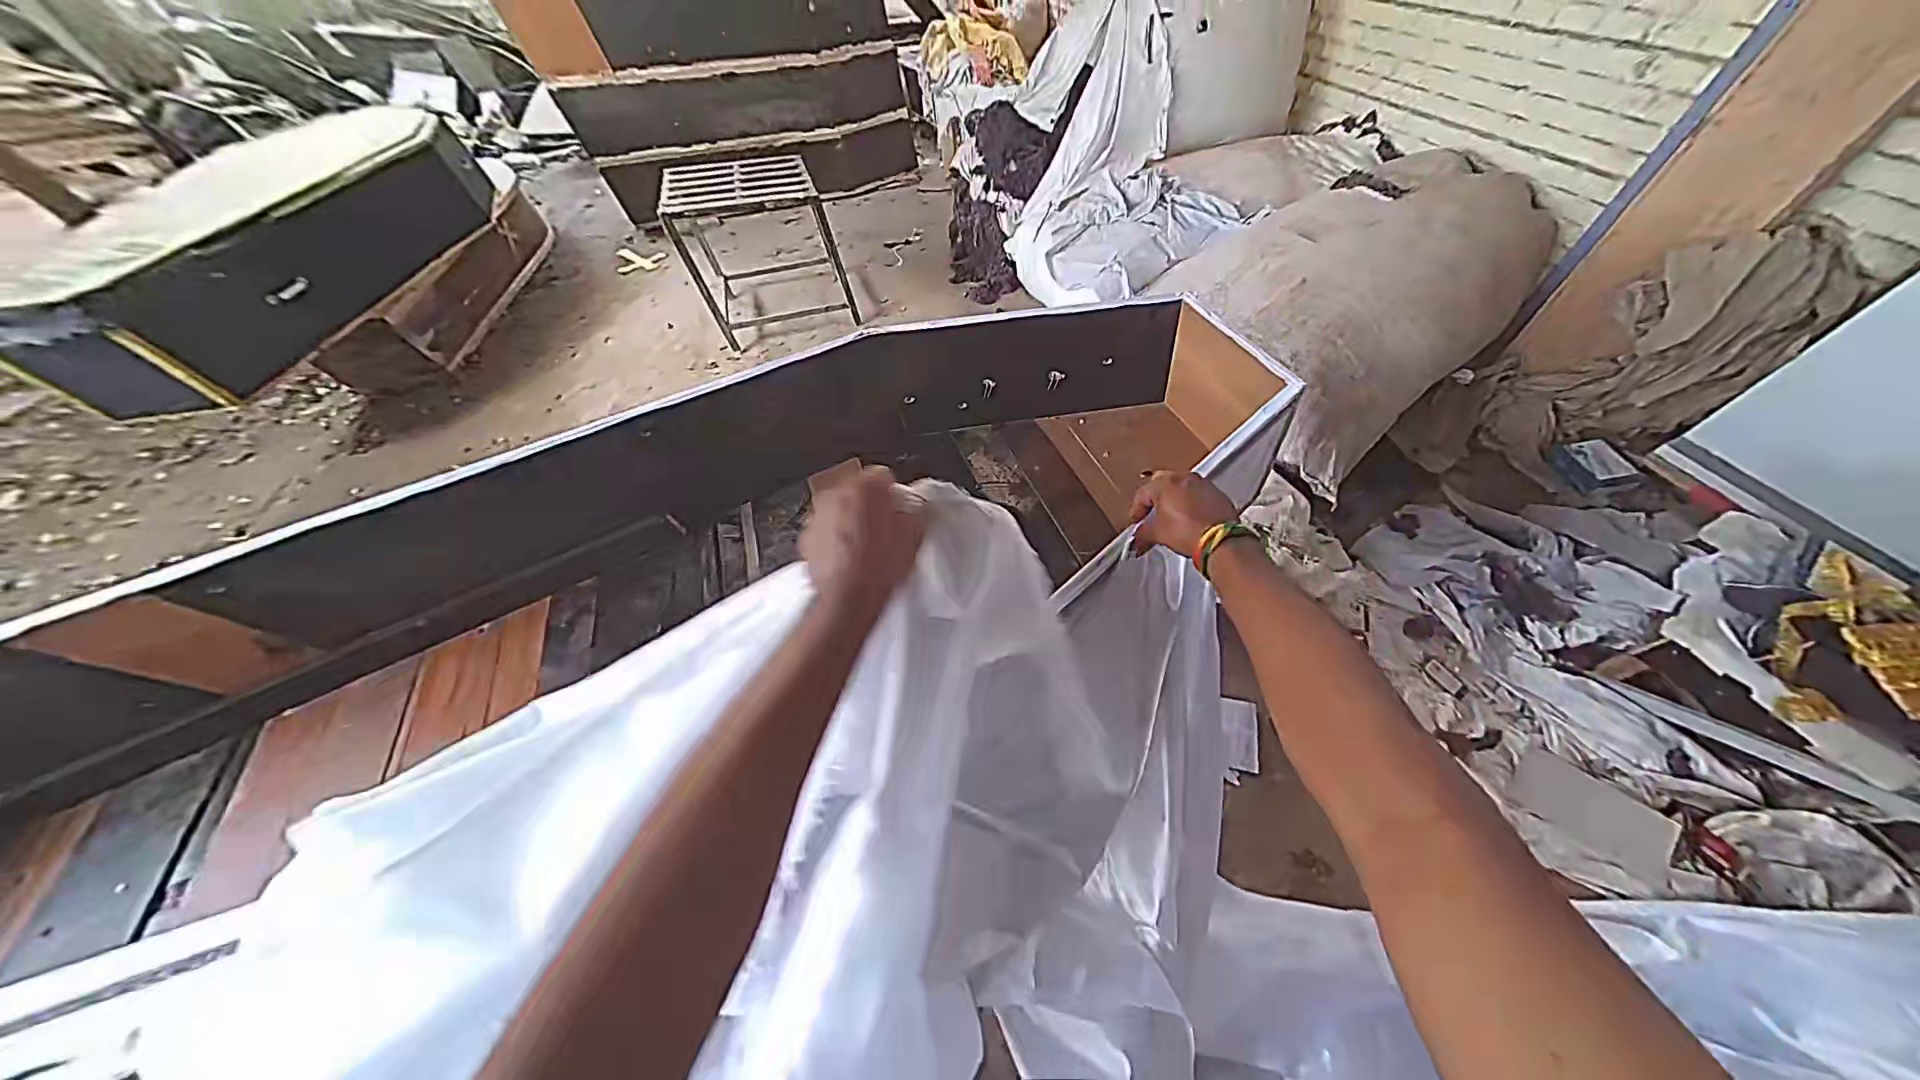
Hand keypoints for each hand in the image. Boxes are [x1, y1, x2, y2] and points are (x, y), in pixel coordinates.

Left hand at [801, 465, 926, 614]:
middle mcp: (836, 496)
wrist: (850, 599)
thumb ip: (915, 513)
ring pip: (839, 508)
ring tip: (867, 544)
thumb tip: (915, 511)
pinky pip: (825, 529)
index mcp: (864, 489)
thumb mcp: (912, 537)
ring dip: (851, 519)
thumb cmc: (877, 570)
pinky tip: (850, 555)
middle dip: (870, 504)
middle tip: (883, 525)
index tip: (896, 505)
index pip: (882, 475)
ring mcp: (818, 516)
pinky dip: (835, 536)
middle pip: (857, 489)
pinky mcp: (807, 538)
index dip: (893, 492)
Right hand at [1128, 470, 1236, 558]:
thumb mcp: (1157, 533)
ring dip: (1173, 502)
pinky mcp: (1217, 494)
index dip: (1136, 511)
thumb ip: (1143, 533)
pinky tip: (1189, 521)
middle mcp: (1184, 478)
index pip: (1142, 494)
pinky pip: (1197, 496)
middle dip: (1154, 502)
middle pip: (1161, 486)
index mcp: (1165, 482)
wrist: (1219, 540)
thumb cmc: (1189, 531)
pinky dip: (1190, 505)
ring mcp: (1202, 484)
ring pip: (1181, 489)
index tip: (1136, 523)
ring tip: (1170, 520)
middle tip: (1150, 518)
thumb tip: (1140, 536)